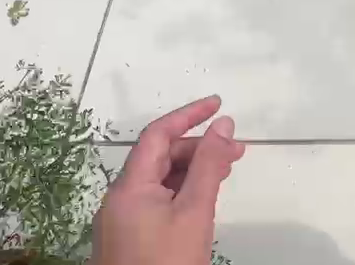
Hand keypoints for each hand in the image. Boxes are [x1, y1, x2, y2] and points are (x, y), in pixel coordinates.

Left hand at [93, 96, 245, 264]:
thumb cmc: (168, 263)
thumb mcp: (195, 210)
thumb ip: (209, 163)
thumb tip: (223, 122)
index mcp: (128, 188)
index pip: (157, 135)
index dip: (189, 114)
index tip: (220, 105)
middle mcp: (119, 200)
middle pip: (160, 156)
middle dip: (199, 146)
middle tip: (235, 150)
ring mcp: (122, 221)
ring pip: (161, 178)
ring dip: (194, 168)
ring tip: (227, 170)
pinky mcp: (128, 239)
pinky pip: (157, 199)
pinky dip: (183, 189)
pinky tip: (205, 196)